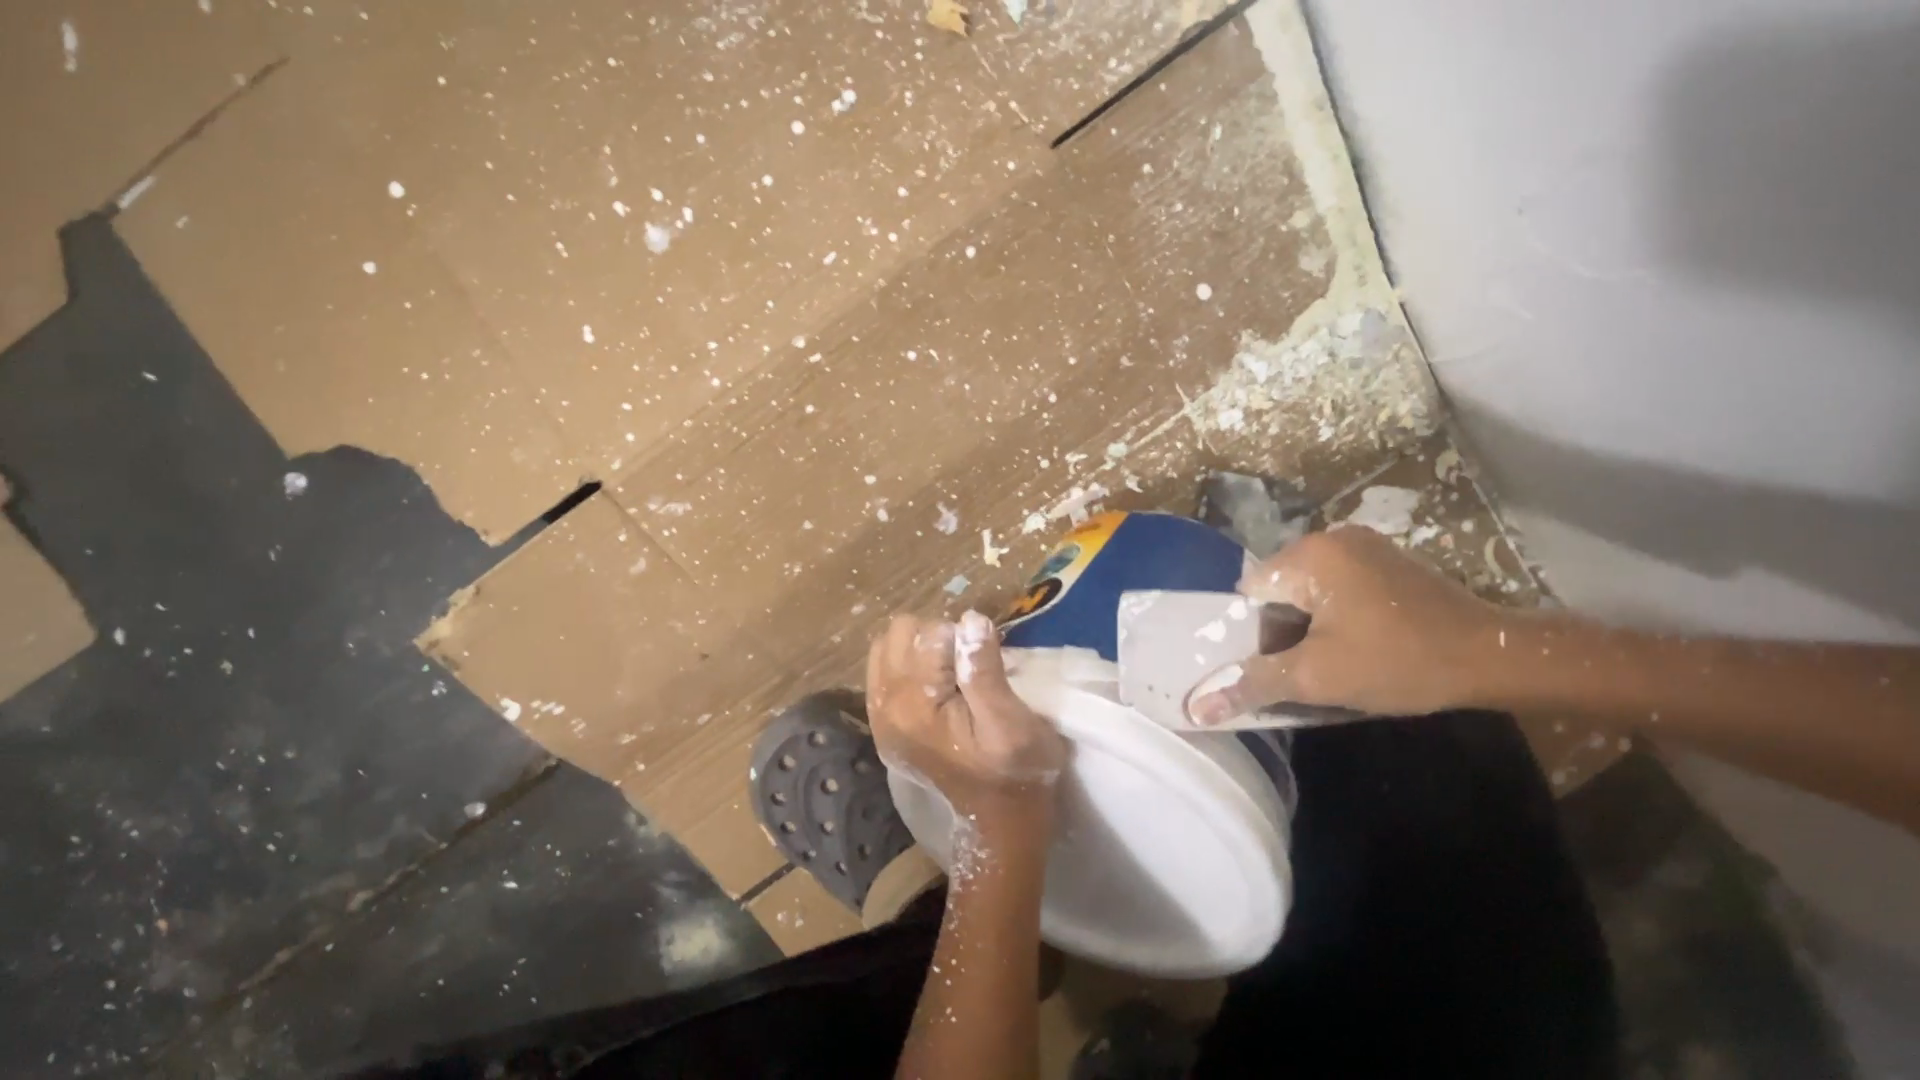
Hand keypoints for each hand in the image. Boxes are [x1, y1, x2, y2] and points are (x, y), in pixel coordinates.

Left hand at [866, 611, 1068, 821]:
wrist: (1001, 819)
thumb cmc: (1015, 769)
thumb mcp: (1010, 722)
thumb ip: (984, 671)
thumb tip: (970, 619)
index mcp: (913, 705)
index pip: (929, 633)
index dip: (963, 639)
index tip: (986, 665)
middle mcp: (884, 707)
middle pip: (900, 632)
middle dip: (937, 637)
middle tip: (969, 668)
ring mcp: (879, 716)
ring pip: (888, 646)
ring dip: (922, 648)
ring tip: (954, 675)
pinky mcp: (885, 723)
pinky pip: (885, 669)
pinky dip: (910, 665)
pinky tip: (938, 686)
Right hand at [1189, 527, 1507, 723]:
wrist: (1493, 657)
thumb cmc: (1397, 662)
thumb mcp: (1316, 678)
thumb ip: (1252, 684)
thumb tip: (1196, 707)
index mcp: (1309, 555)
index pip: (1249, 594)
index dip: (1252, 636)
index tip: (1275, 669)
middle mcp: (1331, 538)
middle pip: (1278, 591)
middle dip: (1282, 633)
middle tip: (1302, 673)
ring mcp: (1364, 546)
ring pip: (1309, 592)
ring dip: (1309, 628)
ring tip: (1331, 665)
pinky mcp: (1388, 562)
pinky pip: (1339, 588)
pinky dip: (1336, 617)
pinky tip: (1357, 648)